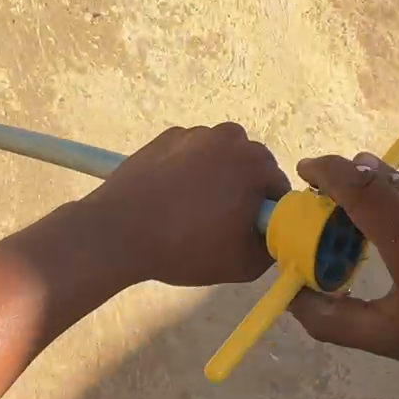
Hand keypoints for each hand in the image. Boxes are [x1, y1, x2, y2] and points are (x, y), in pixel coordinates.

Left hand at [78, 124, 288, 288]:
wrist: (120, 231)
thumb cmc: (186, 247)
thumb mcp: (242, 264)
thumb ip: (271, 248)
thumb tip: (272, 235)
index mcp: (254, 164)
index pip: (277, 188)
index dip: (268, 213)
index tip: (249, 232)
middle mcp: (229, 138)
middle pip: (249, 165)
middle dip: (243, 189)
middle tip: (222, 222)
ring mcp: (194, 134)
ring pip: (219, 156)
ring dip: (216, 175)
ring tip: (193, 208)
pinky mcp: (166, 137)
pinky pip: (190, 152)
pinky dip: (187, 168)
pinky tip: (171, 195)